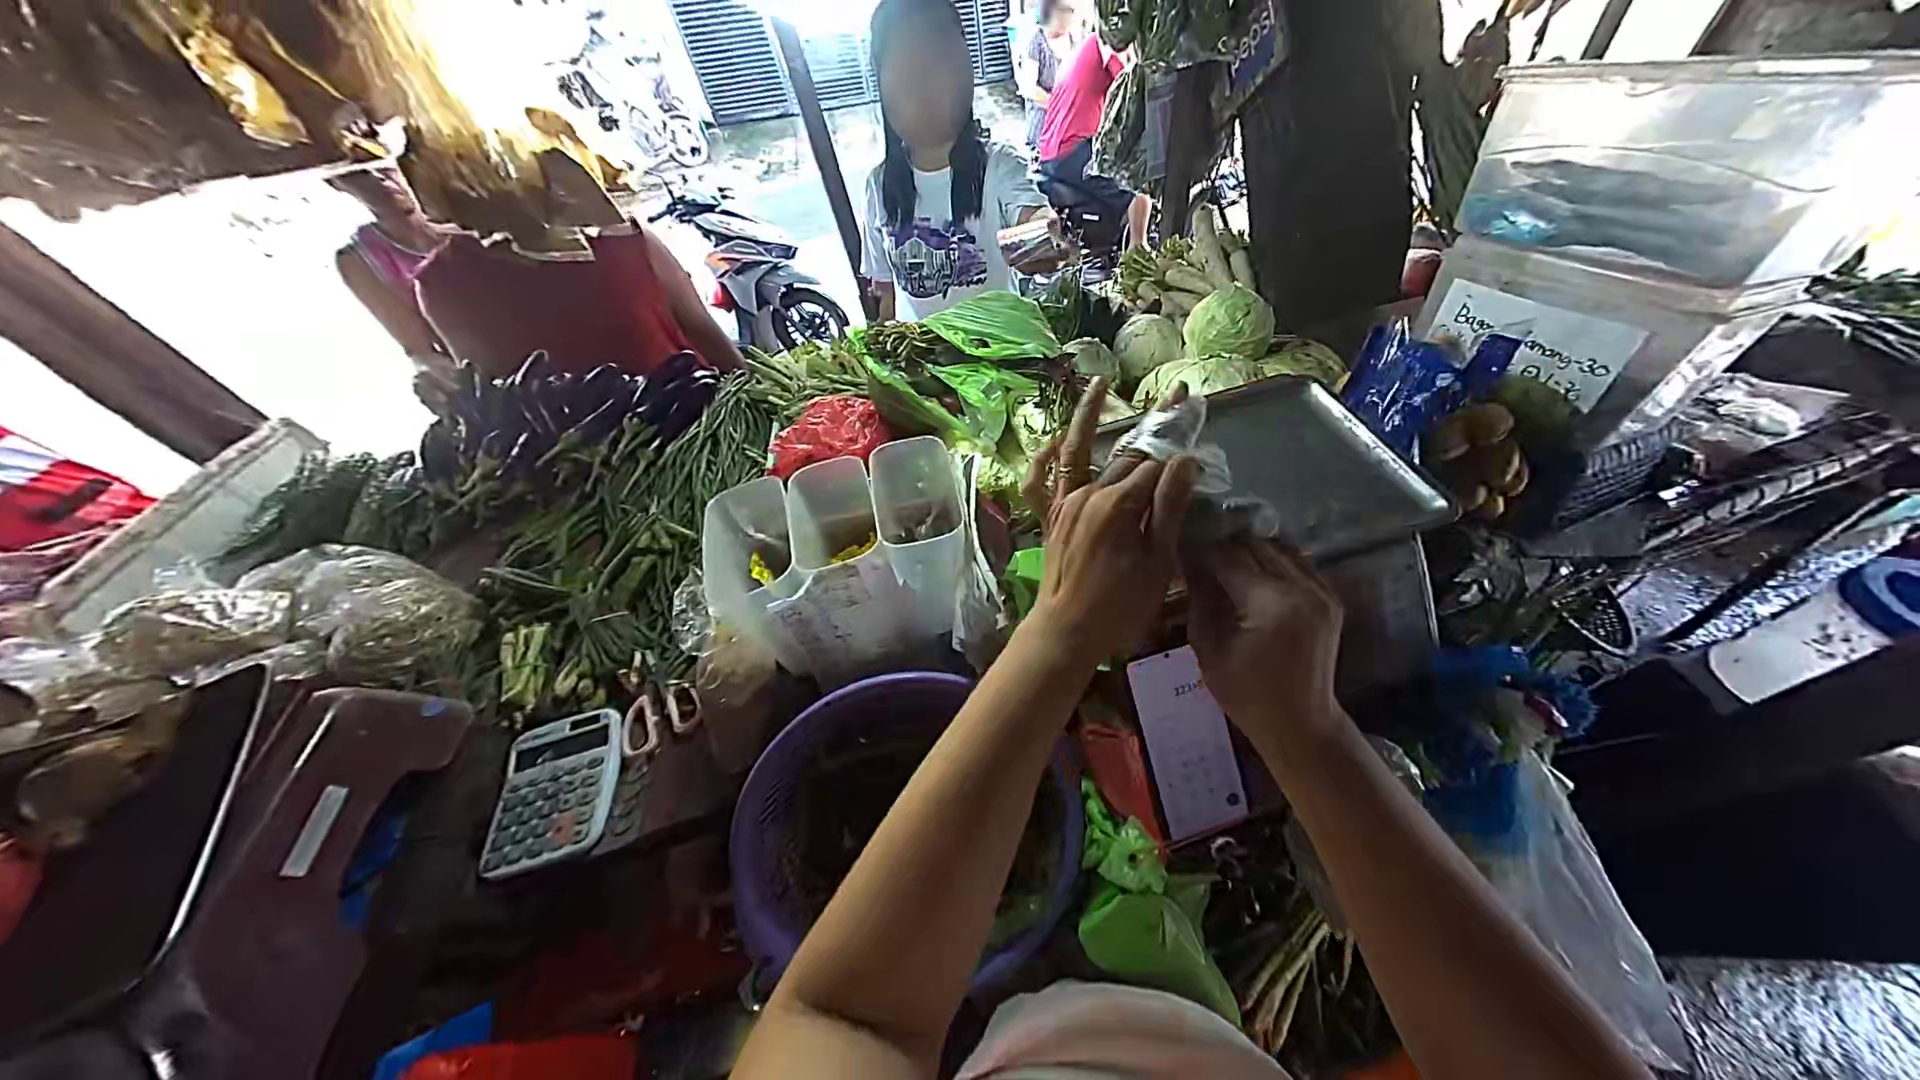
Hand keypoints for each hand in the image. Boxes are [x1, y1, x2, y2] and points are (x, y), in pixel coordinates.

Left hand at [1021, 378, 1196, 664]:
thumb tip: (1187, 461)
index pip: (1157, 466)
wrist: (1067, 630)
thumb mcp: (1157, 562)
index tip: (1201, 430)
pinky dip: (1045, 459)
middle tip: (1178, 394)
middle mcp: (1088, 494)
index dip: (1182, 449)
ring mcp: (1064, 502)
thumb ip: (1169, 509)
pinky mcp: (1051, 515)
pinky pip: (1041, 481)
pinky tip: (1054, 440)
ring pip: (1079, 452)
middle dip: (1155, 425)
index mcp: (1118, 505)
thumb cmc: (1119, 605)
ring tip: (1099, 383)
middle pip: (1127, 455)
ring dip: (1087, 416)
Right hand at [1185, 540, 1345, 743]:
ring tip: (1227, 570)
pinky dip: (1273, 565)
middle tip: (1203, 562)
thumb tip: (1188, 565)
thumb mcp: (1208, 648)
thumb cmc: (1246, 693)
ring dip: (1251, 554)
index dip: (1201, 553)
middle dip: (1226, 549)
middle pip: (1256, 545)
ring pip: (1279, 549)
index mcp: (1270, 601)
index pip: (1228, 556)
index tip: (1182, 555)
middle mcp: (1302, 588)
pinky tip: (1254, 581)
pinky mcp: (1330, 599)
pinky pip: (1298, 565)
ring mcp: (1322, 592)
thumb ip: (1199, 599)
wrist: (1300, 723)